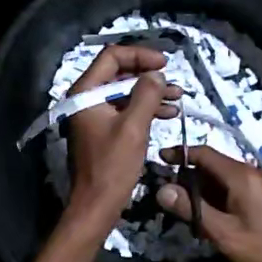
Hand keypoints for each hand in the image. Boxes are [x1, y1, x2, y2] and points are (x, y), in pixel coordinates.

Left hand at [65, 45, 180, 216]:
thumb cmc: (112, 166)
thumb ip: (146, 95)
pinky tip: (167, 113)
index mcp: (84, 93)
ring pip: (123, 93)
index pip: (111, 57)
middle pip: (117, 73)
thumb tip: (157, 74)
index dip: (140, 55)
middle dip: (147, 75)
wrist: (96, 205)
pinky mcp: (101, 131)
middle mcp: (84, 99)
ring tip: (177, 97)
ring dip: (150, 93)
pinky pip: (123, 111)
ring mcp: (92, 116)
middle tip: (173, 80)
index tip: (165, 64)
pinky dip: (144, 109)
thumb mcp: (134, 127)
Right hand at [157, 145, 261, 261]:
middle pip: (213, 164)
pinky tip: (208, 213)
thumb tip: (162, 190)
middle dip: (188, 174)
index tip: (159, 159)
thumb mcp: (222, 232)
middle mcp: (252, 173)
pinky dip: (216, 194)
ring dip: (202, 187)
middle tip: (168, 191)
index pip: (204, 153)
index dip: (180, 153)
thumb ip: (191, 209)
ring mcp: (261, 184)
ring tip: (184, 205)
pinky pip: (233, 186)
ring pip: (222, 177)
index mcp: (242, 176)